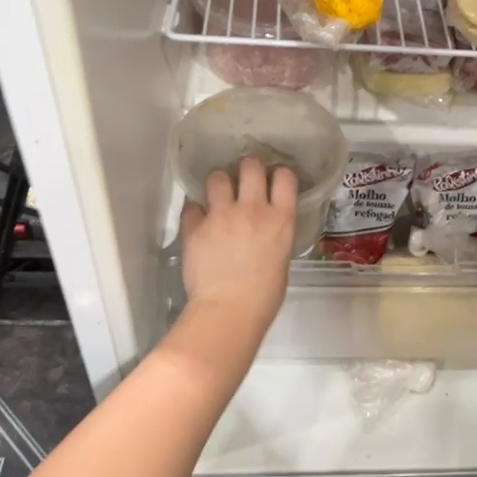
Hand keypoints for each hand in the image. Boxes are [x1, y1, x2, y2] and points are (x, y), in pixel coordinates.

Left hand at [180, 156, 297, 335]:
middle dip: (247, 167)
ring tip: (217, 193)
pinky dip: (194, 211)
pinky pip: (191, 206)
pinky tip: (197, 221)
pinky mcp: (196, 227)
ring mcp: (222, 215)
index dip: (279, 174)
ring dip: (218, 182)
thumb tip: (263, 231)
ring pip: (217, 177)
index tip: (274, 179)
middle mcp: (253, 209)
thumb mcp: (281, 259)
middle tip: (243, 178)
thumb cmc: (264, 296)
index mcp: (281, 219)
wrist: (229, 311)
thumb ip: (274, 235)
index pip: (285, 177)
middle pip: (251, 166)